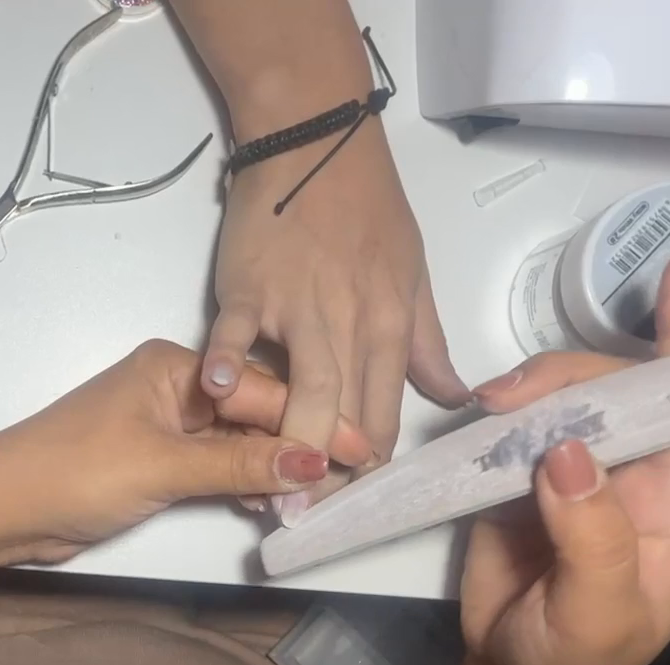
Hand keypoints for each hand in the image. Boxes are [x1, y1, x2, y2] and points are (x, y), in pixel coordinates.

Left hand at [0, 340, 370, 559]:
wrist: (8, 506)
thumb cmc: (79, 471)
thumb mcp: (164, 465)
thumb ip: (238, 464)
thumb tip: (313, 462)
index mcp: (175, 369)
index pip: (259, 392)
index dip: (311, 423)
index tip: (361, 449)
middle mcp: (174, 391)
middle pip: (251, 416)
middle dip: (296, 447)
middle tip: (350, 478)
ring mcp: (164, 428)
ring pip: (233, 445)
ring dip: (269, 470)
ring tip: (318, 496)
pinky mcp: (154, 463)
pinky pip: (211, 468)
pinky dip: (238, 484)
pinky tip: (268, 501)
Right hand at [201, 124, 469, 521]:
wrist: (317, 140)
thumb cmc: (364, 210)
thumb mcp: (412, 273)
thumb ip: (426, 344)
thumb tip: (456, 399)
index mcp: (390, 326)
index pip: (383, 415)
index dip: (365, 465)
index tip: (343, 502)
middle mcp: (353, 326)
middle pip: (346, 415)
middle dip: (326, 475)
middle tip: (304, 520)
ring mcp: (300, 306)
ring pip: (304, 387)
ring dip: (289, 444)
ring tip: (268, 497)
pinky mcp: (251, 287)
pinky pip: (238, 329)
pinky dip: (226, 357)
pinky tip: (214, 391)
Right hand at [458, 248, 669, 664]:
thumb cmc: (576, 660)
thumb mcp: (599, 615)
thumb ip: (593, 538)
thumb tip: (568, 451)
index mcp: (669, 504)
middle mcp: (623, 476)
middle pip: (613, 392)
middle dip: (570, 375)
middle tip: (507, 398)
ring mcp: (563, 478)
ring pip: (556, 405)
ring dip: (525, 392)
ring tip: (485, 408)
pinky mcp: (510, 486)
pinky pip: (505, 436)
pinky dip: (489, 420)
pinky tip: (472, 418)